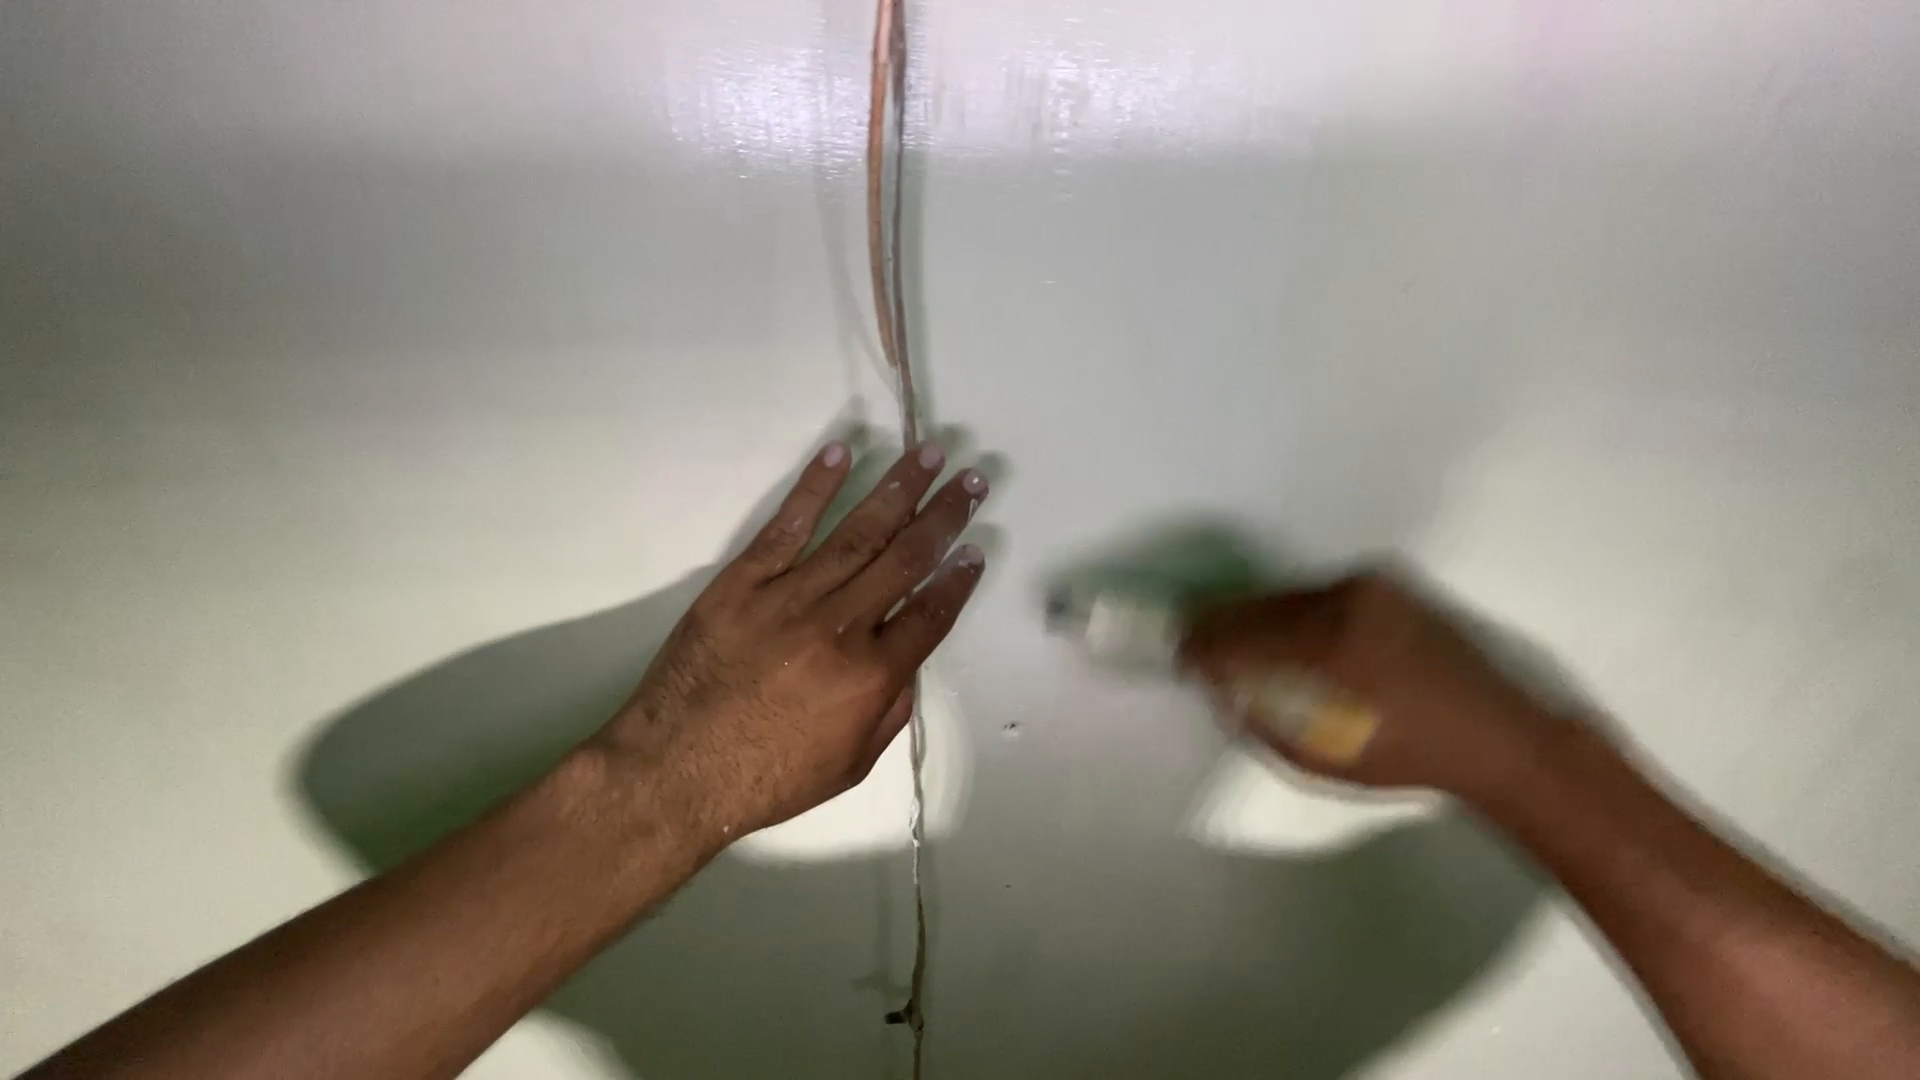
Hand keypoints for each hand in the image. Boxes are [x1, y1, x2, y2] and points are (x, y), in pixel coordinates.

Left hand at [591, 440, 987, 850]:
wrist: (674, 770)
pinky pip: (787, 525)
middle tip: (971, 479)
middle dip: (944, 515)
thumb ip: (890, 710)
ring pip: (856, 532)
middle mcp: (840, 625)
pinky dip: (815, 487)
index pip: (930, 613)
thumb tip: (907, 662)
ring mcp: (790, 595)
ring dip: (897, 489)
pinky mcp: (743, 581)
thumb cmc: (767, 777)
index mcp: (870, 674)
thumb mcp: (850, 764)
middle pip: (905, 558)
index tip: (975, 549)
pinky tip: (840, 453)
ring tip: (926, 453)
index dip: (957, 580)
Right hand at [1178, 570, 1565, 800]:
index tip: (1180, 657)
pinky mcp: (1384, 582)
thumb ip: (1261, 721)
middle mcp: (1344, 603)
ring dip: (1251, 615)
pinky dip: (1288, 609)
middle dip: (1218, 625)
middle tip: (1193, 642)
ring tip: (1231, 635)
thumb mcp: (1321, 762)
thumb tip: (1221, 691)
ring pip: (1282, 595)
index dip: (1201, 647)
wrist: (1503, 736)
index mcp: (1330, 651)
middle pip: (1255, 607)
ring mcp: (1367, 586)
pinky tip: (1280, 628)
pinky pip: (1313, 592)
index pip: (1240, 638)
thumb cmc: (1409, 760)